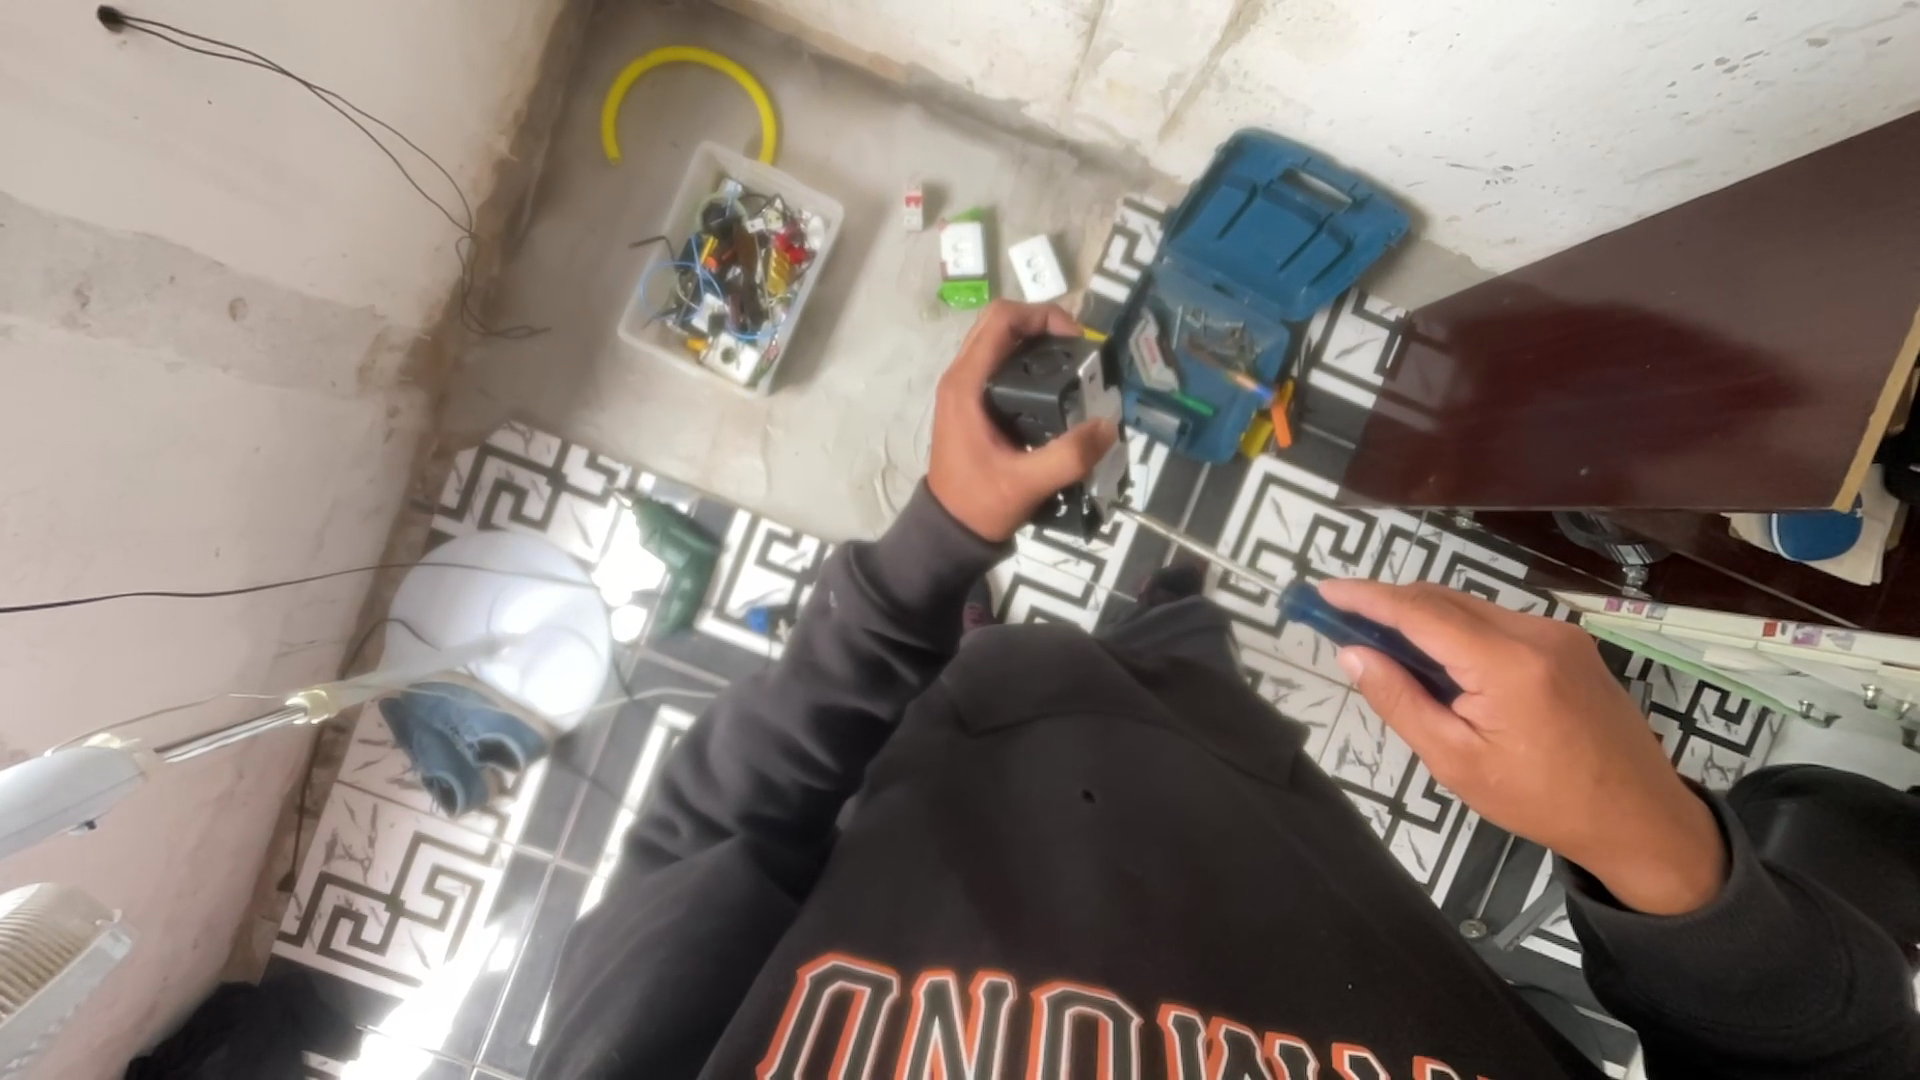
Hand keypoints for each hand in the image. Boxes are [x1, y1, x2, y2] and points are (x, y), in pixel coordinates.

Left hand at [927, 300, 1119, 541]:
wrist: (950, 530)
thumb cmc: (980, 504)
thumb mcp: (1027, 483)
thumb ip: (1069, 456)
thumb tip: (1107, 426)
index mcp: (965, 385)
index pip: (1001, 320)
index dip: (1042, 315)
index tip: (1076, 339)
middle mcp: (960, 379)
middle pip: (1000, 324)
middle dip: (1042, 325)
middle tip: (1079, 351)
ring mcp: (964, 391)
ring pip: (999, 344)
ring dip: (1036, 344)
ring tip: (1073, 367)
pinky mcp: (972, 406)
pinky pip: (1000, 367)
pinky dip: (1028, 365)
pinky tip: (1056, 390)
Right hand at [1319, 580, 1726, 915]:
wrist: (1644, 822)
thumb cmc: (1541, 801)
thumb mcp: (1455, 761)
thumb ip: (1399, 700)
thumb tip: (1351, 653)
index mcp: (1507, 664)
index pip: (1419, 612)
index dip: (1365, 597)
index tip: (1323, 591)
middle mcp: (1535, 633)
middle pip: (1440, 599)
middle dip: (1385, 603)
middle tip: (1340, 620)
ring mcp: (1557, 634)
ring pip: (1466, 605)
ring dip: (1418, 615)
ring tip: (1382, 644)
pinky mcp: (1567, 643)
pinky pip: (1491, 620)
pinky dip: (1451, 627)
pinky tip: (1436, 658)